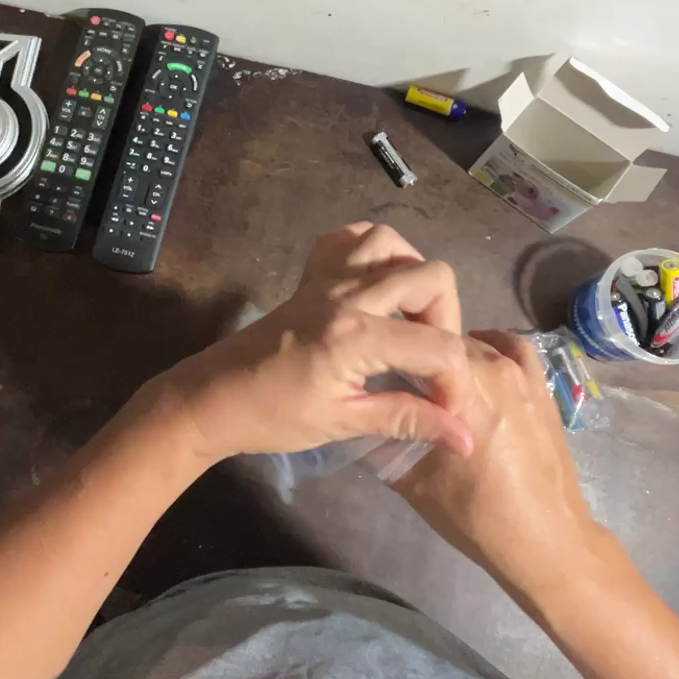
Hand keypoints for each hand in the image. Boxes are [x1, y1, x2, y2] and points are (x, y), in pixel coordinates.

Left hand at [148, 223, 474, 462]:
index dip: (457, 379)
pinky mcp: (308, 278)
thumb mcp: (342, 421)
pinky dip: (370, 252)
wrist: (213, 397)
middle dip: (447, 319)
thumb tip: (466, 438)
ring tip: (408, 319)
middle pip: (430, 276)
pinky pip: (347, 239)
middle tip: (430, 360)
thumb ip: (407, 419)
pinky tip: (373, 286)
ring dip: (413, 276)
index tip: (449, 408)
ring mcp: (325, 279)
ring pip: (390, 243)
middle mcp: (346, 295)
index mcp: (356, 336)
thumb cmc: (273, 417)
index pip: (438, 344)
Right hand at [393, 330, 609, 598]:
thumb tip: (360, 411)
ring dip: (455, 354)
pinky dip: (493, 349)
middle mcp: (494, 369)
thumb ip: (383, 437)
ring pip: (477, 343)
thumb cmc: (474, 513)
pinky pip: (512, 349)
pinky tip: (479, 370)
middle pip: (445, 341)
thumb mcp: (410, 480)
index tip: (380, 369)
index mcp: (462, 387)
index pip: (418, 341)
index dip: (395, 350)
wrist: (545, 541)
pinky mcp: (542, 388)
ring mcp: (524, 375)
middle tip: (404, 383)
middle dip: (422, 356)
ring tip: (440, 380)